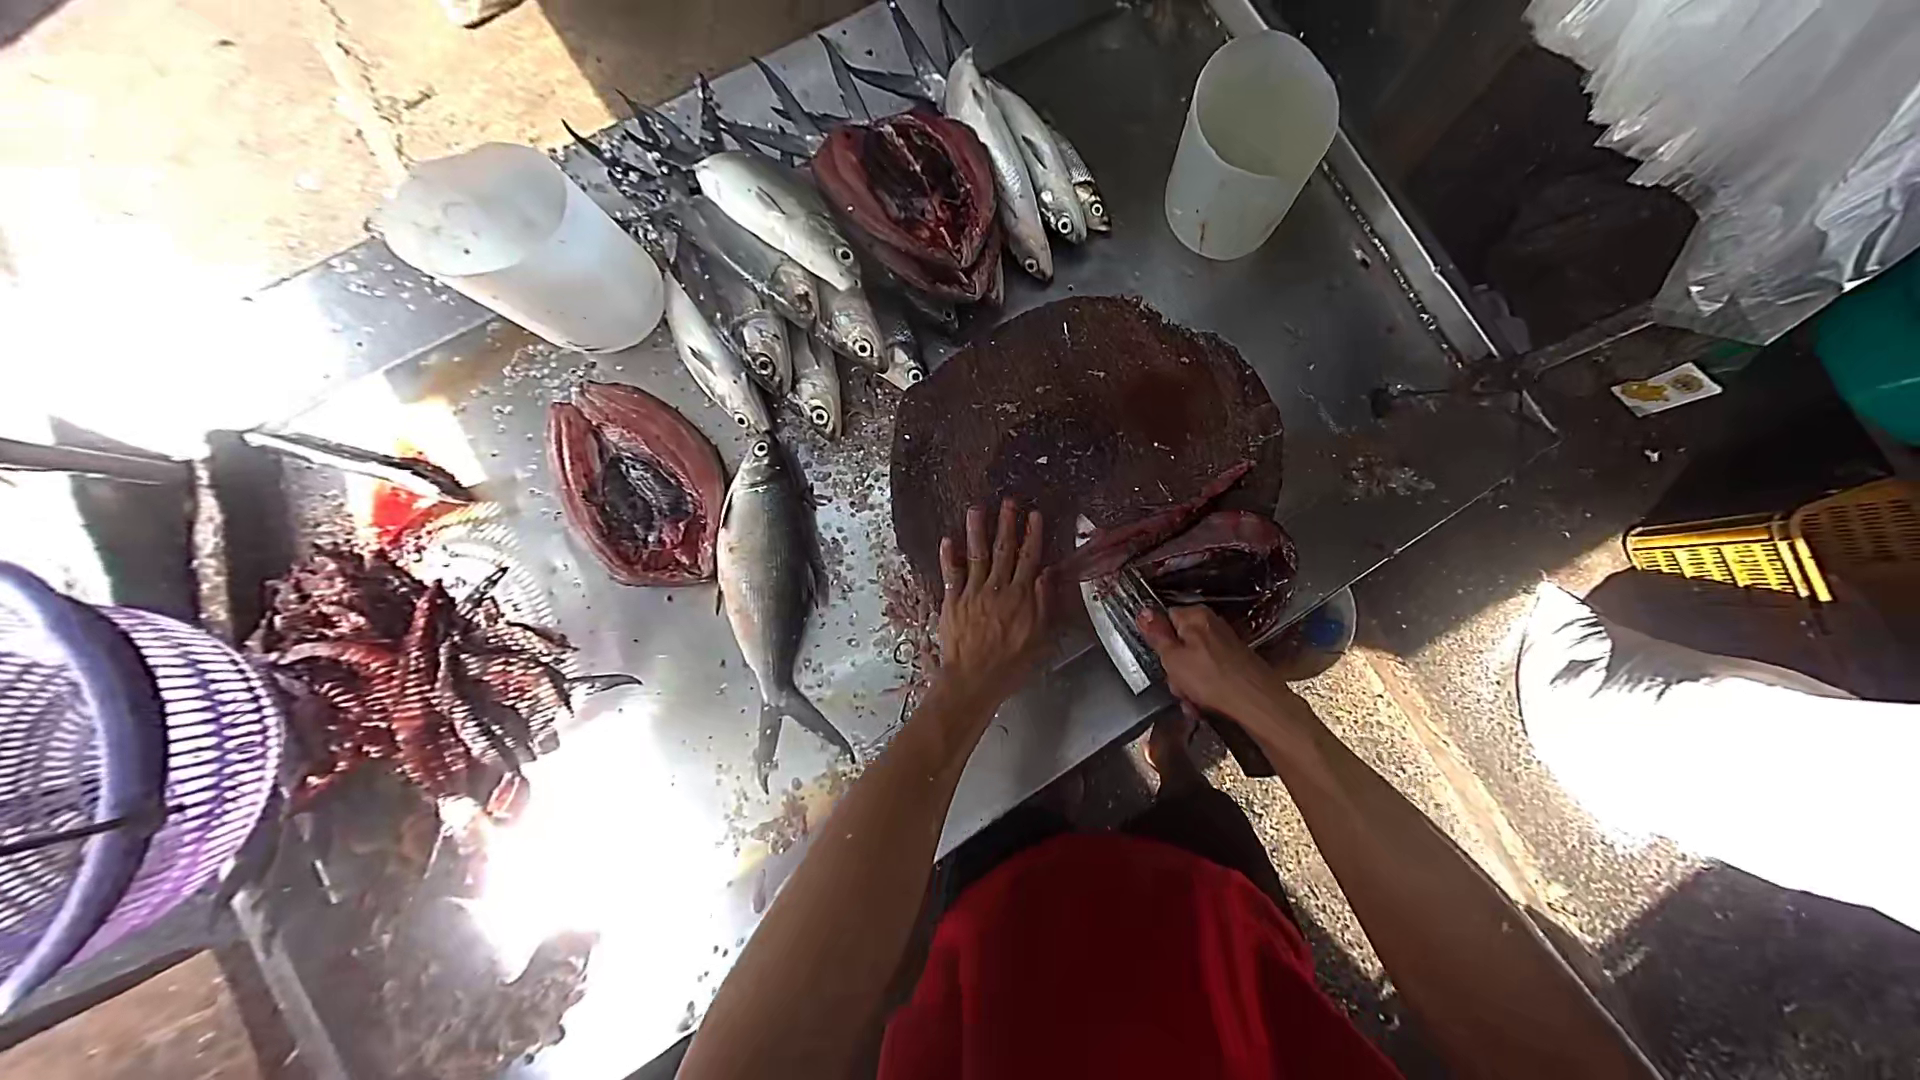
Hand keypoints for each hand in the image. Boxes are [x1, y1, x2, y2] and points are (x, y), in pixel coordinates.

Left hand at [933, 500, 1052, 710]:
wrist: (974, 680)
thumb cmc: (1010, 665)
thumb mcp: (1040, 638)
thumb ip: (1043, 603)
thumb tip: (1046, 573)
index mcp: (1020, 597)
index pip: (1029, 559)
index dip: (1032, 535)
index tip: (1034, 515)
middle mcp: (996, 589)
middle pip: (1003, 550)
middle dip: (1006, 524)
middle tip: (1008, 502)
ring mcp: (972, 594)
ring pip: (976, 555)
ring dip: (977, 530)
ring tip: (976, 509)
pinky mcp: (952, 602)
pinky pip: (950, 574)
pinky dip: (948, 556)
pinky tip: (947, 539)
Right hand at [1137, 605, 1302, 726]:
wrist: (1257, 705)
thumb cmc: (1217, 681)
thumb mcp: (1172, 658)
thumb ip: (1156, 635)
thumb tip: (1143, 613)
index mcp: (1195, 617)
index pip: (1164, 619)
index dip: (1157, 642)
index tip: (1159, 658)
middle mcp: (1212, 625)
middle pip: (1178, 642)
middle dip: (1174, 667)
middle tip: (1177, 682)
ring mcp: (1225, 644)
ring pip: (1192, 661)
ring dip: (1188, 682)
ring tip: (1192, 698)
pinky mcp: (1235, 663)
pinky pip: (1208, 673)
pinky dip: (1204, 687)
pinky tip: (1204, 702)